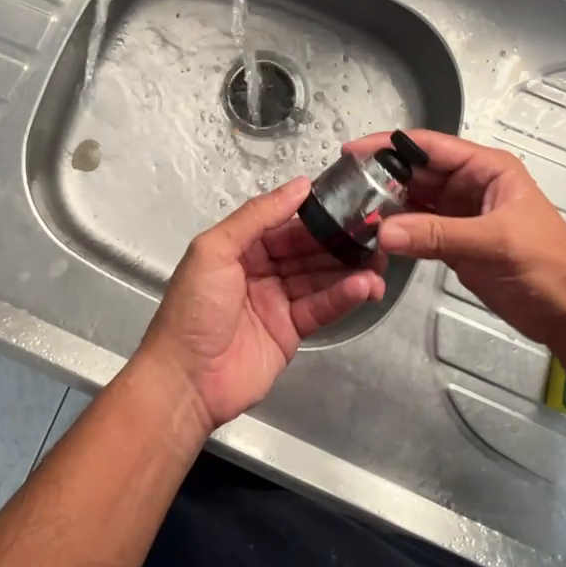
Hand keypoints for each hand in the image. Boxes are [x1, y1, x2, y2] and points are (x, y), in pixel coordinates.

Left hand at [134, 176, 386, 432]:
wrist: (186, 380)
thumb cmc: (193, 308)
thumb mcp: (215, 250)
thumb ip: (257, 215)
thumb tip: (299, 186)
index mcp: (239, 246)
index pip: (284, 224)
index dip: (315, 214)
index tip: (349, 202)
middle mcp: (260, 270)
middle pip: (306, 250)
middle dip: (339, 242)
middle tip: (376, 233)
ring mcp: (276, 301)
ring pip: (319, 278)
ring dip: (348, 269)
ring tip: (379, 261)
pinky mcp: (290, 332)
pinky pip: (321, 308)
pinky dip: (344, 297)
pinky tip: (365, 287)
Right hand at [345, 130, 565, 345]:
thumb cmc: (547, 266)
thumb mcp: (494, 243)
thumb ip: (436, 235)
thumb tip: (381, 231)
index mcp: (487, 168)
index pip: (429, 146)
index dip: (389, 146)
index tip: (352, 151)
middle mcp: (470, 184)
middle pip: (417, 171)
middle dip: (382, 176)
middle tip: (343, 186)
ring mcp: (461, 213)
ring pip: (414, 200)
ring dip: (386, 205)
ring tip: (350, 210)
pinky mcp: (455, 242)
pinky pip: (418, 228)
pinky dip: (397, 231)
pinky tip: (373, 234)